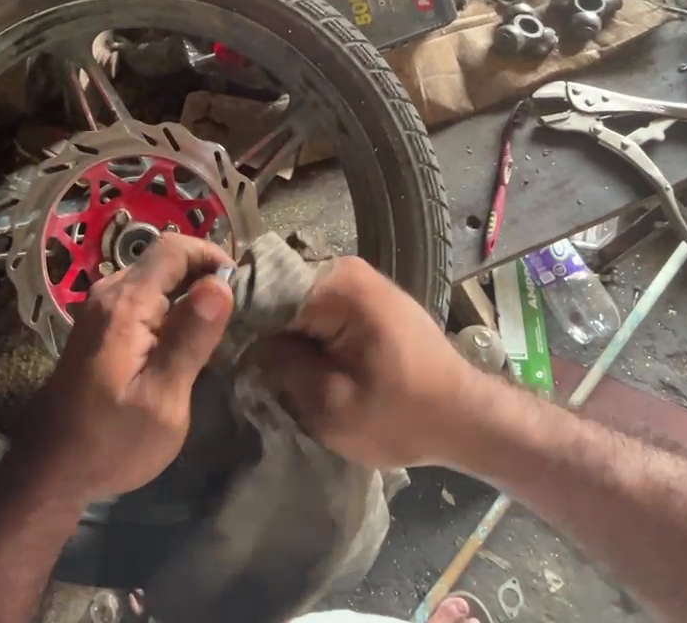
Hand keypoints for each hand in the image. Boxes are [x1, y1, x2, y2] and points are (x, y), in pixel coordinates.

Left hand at [20, 233, 235, 504]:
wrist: (52, 470)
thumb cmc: (111, 440)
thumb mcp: (163, 397)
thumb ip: (191, 337)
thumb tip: (221, 283)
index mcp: (126, 303)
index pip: (173, 249)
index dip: (211, 255)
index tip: (243, 282)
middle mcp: (109, 295)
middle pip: (162, 261)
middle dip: (203, 275)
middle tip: (238, 309)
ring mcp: (100, 311)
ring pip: (152, 280)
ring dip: (187, 293)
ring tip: (218, 327)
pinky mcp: (99, 329)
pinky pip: (141, 301)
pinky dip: (168, 309)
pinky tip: (185, 341)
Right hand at [252, 256, 481, 468]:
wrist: (467, 419)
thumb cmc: (402, 416)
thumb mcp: (330, 406)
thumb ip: (280, 366)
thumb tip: (244, 342)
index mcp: (335, 284)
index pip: (260, 288)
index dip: (235, 321)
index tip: (219, 351)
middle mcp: (343, 268)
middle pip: (275, 289)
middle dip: (258, 325)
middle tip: (241, 365)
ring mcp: (356, 280)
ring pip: (293, 300)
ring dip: (280, 331)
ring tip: (265, 367)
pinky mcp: (364, 298)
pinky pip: (315, 306)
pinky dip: (303, 332)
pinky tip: (298, 361)